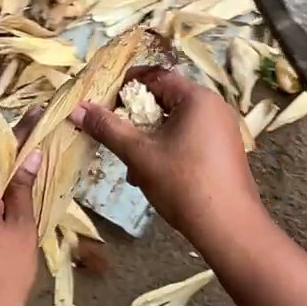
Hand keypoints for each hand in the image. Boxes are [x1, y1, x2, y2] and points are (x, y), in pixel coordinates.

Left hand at [0, 116, 41, 305]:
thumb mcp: (22, 227)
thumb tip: (32, 154)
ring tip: (37, 157)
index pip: (2, 150)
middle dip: (16, 149)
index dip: (25, 131)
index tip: (42, 111)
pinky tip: (17, 186)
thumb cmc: (3, 275)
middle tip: (46, 135)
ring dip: (6, 168)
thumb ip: (25, 186)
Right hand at [68, 67, 267, 246]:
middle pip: (163, 99)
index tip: (103, 104)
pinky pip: (187, 137)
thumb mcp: (139, 154)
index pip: (154, 76)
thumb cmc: (184, 184)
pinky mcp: (223, 150)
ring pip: (173, 122)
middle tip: (115, 137)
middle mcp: (213, 107)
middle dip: (135, 118)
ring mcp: (221, 129)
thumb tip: (77, 108)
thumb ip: (108, 128)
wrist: (229, 229)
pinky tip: (152, 175)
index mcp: (197, 98)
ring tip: (132, 166)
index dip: (125, 86)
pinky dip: (166, 148)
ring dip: (147, 138)